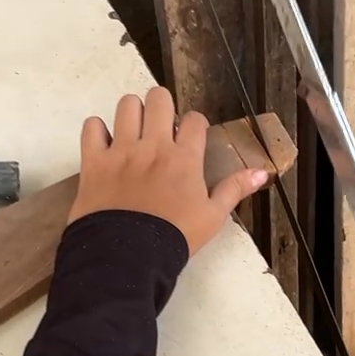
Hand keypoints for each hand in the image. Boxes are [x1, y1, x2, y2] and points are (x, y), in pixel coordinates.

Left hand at [68, 87, 268, 253]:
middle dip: (162, 107)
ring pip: (126, 105)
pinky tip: (105, 143)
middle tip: (160, 126)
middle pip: (159, 99)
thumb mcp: (213, 217)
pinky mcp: (94, 161)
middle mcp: (153, 146)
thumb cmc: (175, 237)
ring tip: (133, 131)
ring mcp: (122, 151)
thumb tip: (262, 172)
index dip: (194, 125)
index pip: (195, 120)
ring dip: (132, 113)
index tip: (190, 137)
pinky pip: (92, 127)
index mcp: (185, 157)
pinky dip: (97, 130)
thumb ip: (234, 189)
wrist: (129, 256)